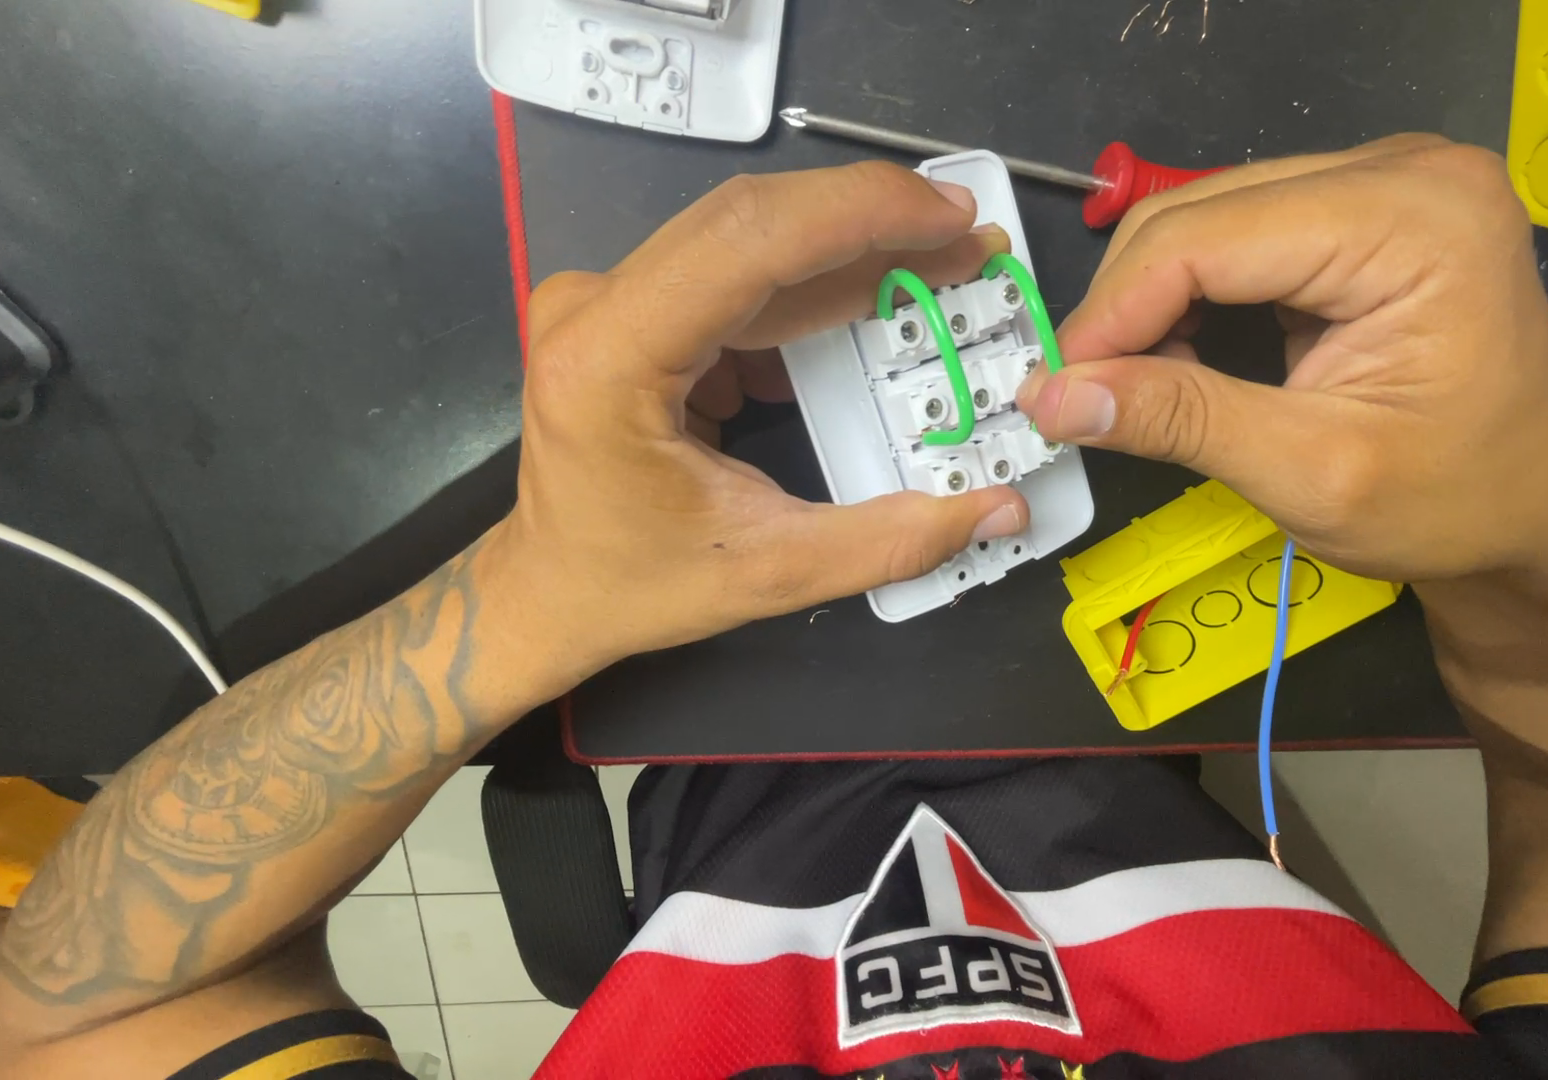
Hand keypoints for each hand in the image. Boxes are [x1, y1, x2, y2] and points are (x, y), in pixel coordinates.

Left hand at [485, 163, 1028, 686]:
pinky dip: (810, 300)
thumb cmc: (633, 588)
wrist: (549, 594)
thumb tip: (998, 512)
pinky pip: (735, 289)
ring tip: (936, 271)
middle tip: (965, 241)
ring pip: (749, 251)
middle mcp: (598, 308)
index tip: (949, 217)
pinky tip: (872, 309)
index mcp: (612, 358)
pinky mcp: (634, 320)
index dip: (858, 213)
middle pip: (751, 227)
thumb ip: (888, 542)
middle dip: (870, 228)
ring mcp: (610, 306)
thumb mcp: (768, 574)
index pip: (746, 242)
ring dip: (847, 260)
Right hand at [1016, 136, 1547, 583]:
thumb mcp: (1306, 473)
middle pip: (1188, 218)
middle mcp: (1393, 174)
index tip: (1052, 393)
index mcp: (1410, 221)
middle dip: (1119, 313)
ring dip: (1141, 311)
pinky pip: (1219, 244)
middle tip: (1082, 397)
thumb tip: (1050, 399)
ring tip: (1133, 388)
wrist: (1529, 513)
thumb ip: (1178, 422)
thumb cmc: (1448, 504)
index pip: (1202, 240)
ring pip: (1192, 227)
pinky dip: (1174, 306)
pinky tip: (1175, 361)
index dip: (1109, 316)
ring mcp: (1370, 190)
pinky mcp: (1345, 221)